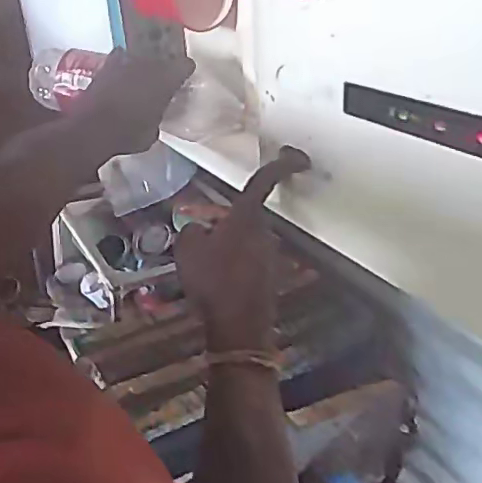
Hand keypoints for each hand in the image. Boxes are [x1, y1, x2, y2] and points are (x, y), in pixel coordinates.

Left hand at [73, 49, 193, 155]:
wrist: (93, 128)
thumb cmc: (128, 133)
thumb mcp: (152, 132)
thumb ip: (158, 115)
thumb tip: (154, 115)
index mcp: (167, 77)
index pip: (185, 65)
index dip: (185, 72)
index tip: (183, 80)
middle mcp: (148, 62)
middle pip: (162, 57)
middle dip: (163, 68)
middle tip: (161, 83)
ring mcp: (125, 60)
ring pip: (140, 56)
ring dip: (141, 66)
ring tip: (139, 80)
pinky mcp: (105, 64)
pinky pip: (120, 61)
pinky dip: (122, 69)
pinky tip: (120, 81)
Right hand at [175, 147, 310, 350]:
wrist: (237, 328)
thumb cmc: (212, 281)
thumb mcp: (187, 249)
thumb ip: (192, 230)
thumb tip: (200, 229)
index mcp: (246, 218)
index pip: (264, 182)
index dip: (282, 166)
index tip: (294, 154)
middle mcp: (263, 232)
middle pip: (247, 215)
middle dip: (228, 220)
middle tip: (203, 232)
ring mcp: (268, 256)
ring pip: (246, 238)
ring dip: (229, 244)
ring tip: (203, 262)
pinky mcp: (268, 276)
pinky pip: (247, 259)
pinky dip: (233, 263)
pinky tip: (215, 280)